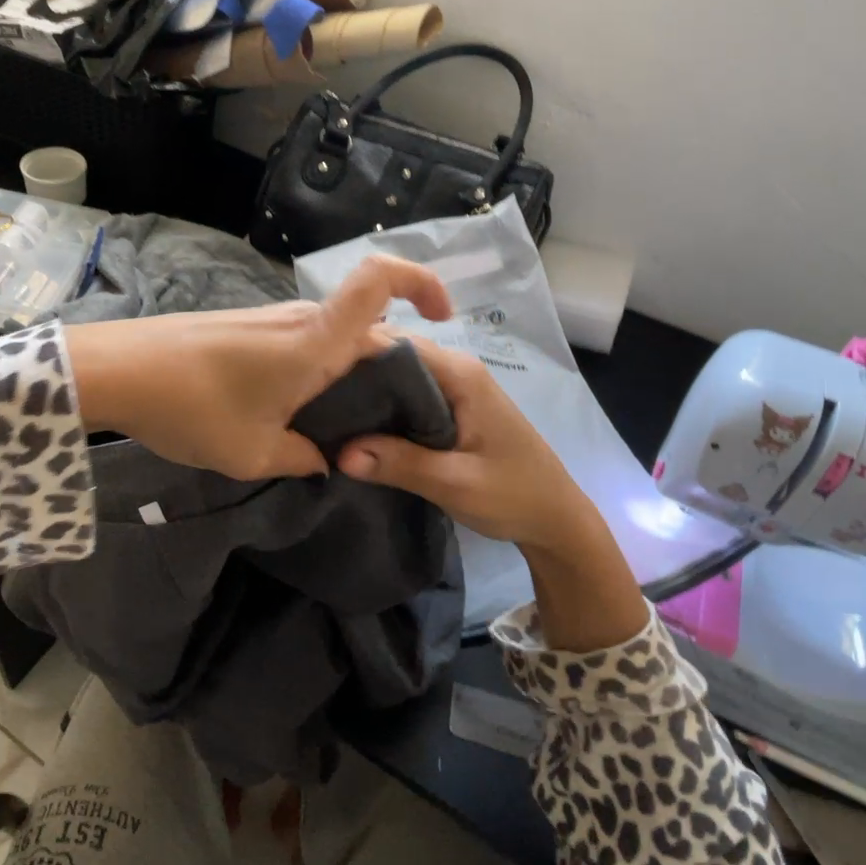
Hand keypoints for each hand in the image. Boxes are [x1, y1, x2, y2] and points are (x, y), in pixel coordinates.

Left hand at [64, 255, 452, 480]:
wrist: (115, 371)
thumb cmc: (191, 409)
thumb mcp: (253, 453)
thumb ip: (303, 459)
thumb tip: (324, 460)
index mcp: (315, 342)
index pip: (380, 280)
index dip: (422, 281)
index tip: (445, 313)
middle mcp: (299, 320)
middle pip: (365, 322)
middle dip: (390, 361)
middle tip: (394, 416)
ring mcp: (267, 320)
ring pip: (331, 336)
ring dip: (347, 370)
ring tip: (345, 423)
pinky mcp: (242, 329)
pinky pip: (299, 342)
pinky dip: (314, 369)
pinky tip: (296, 409)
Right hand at [338, 338, 649, 650]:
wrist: (556, 520)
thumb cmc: (514, 496)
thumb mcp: (455, 484)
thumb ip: (400, 464)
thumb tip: (340, 453)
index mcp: (460, 374)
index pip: (395, 344)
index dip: (353, 355)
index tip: (312, 380)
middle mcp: (456, 370)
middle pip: (392, 356)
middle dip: (352, 374)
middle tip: (309, 401)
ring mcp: (454, 389)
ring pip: (396, 377)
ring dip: (364, 393)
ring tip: (321, 413)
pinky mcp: (450, 409)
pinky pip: (406, 396)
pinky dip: (380, 408)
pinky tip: (352, 428)